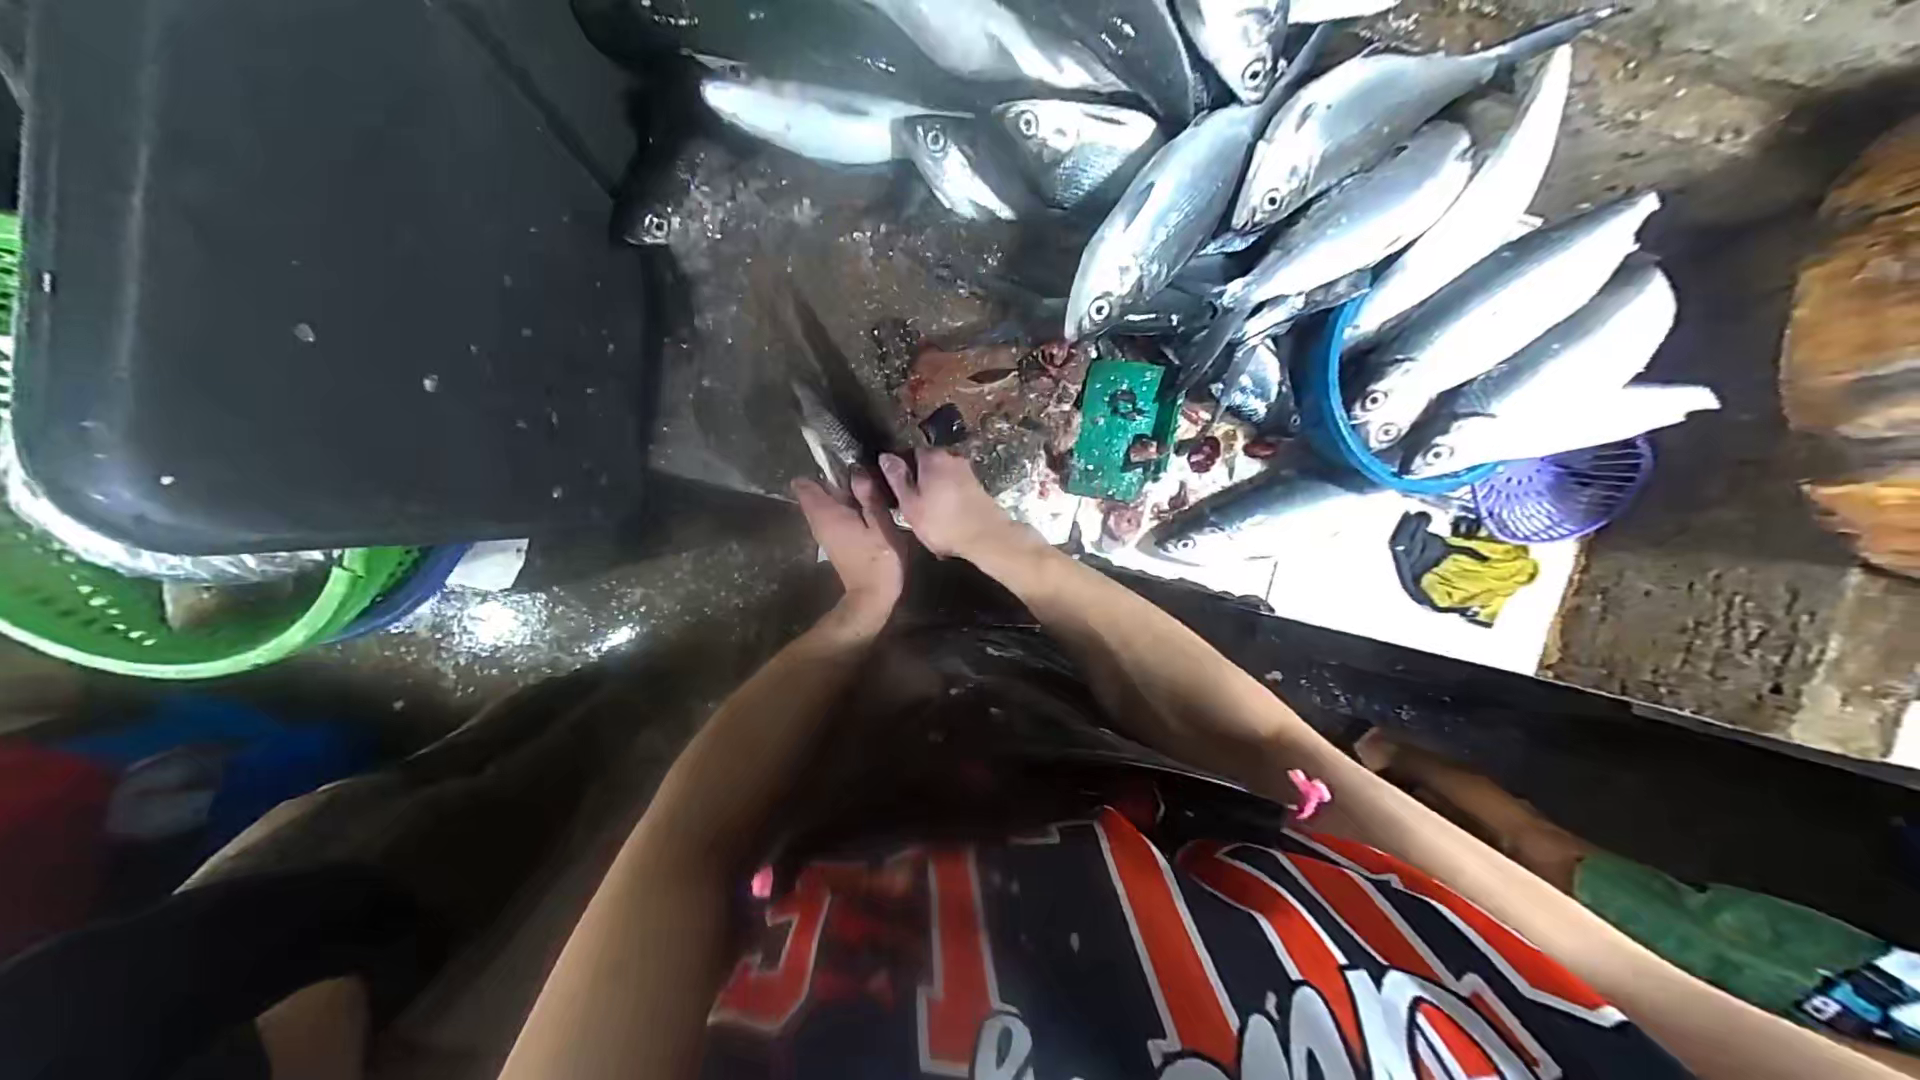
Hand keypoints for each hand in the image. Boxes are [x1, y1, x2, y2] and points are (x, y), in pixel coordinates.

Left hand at [793, 469, 906, 631]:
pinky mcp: (832, 541)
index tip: (845, 467)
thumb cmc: (879, 560)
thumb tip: (858, 471)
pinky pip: (832, 515)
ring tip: (870, 494)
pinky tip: (867, 513)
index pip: (804, 484)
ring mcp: (823, 532)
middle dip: (836, 481)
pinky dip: (845, 509)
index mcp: (826, 513)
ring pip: (826, 503)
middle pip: (816, 491)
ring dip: (843, 496)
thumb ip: (869, 496)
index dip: (822, 470)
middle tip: (866, 480)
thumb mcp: (882, 525)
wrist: (872, 596)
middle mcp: (817, 521)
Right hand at [878, 449, 1033, 561]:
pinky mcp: (978, 487)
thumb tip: (885, 456)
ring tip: (928, 511)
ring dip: (935, 489)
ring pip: (942, 476)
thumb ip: (897, 478)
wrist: (987, 538)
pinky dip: (948, 496)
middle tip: (910, 501)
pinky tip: (945, 514)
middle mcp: (952, 457)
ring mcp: (967, 471)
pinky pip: (955, 487)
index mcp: (932, 457)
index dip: (900, 467)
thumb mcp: (910, 504)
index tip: (895, 485)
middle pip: (928, 463)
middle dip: (919, 478)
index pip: (910, 451)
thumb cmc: (943, 523)